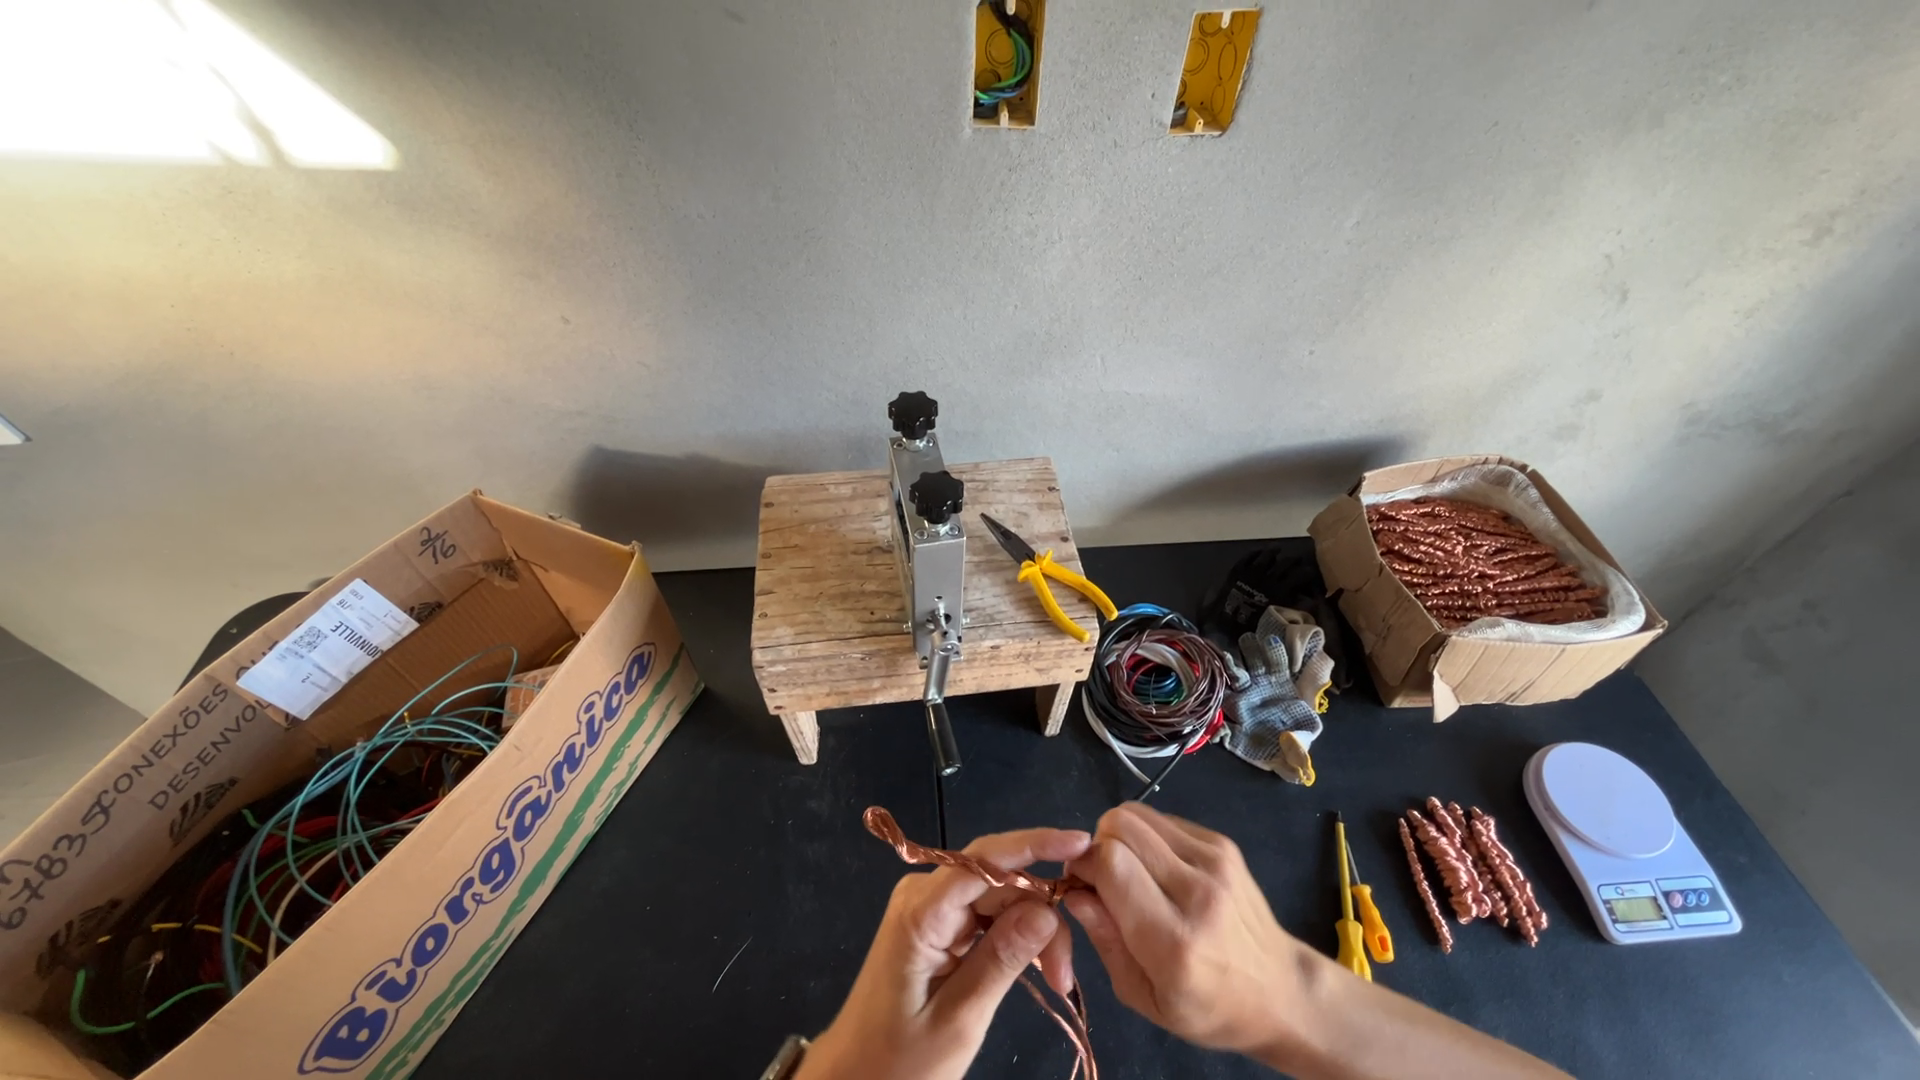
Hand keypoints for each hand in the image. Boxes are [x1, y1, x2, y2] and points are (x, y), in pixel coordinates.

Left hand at [796, 826, 1091, 1079]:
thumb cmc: (898, 1062)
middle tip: (1066, 975)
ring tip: (1056, 980)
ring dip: (1034, 930)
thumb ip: (1002, 959)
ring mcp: (931, 907)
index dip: (1034, 845)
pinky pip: (989, 914)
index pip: (985, 859)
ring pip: (1001, 897)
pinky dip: (1017, 937)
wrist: (851, 1079)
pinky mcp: (939, 924)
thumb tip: (1047, 908)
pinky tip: (1037, 966)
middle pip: (1000, 880)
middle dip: (1042, 915)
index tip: (1081, 843)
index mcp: (921, 911)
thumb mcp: (958, 1020)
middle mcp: (925, 895)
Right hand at [1063, 802, 1317, 1061]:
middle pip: (1119, 826)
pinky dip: (1148, 836)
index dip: (1085, 866)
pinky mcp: (1223, 844)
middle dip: (1098, 845)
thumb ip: (1104, 939)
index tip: (1082, 885)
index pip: (1111, 863)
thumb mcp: (1142, 995)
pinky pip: (1162, 818)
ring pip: (1137, 814)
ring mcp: (1215, 861)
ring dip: (1121, 837)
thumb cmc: (1206, 1007)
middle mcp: (1196, 892)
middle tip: (1104, 877)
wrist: (1280, 991)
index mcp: (1172, 940)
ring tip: (1132, 871)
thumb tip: (1074, 891)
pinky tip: (1160, 868)